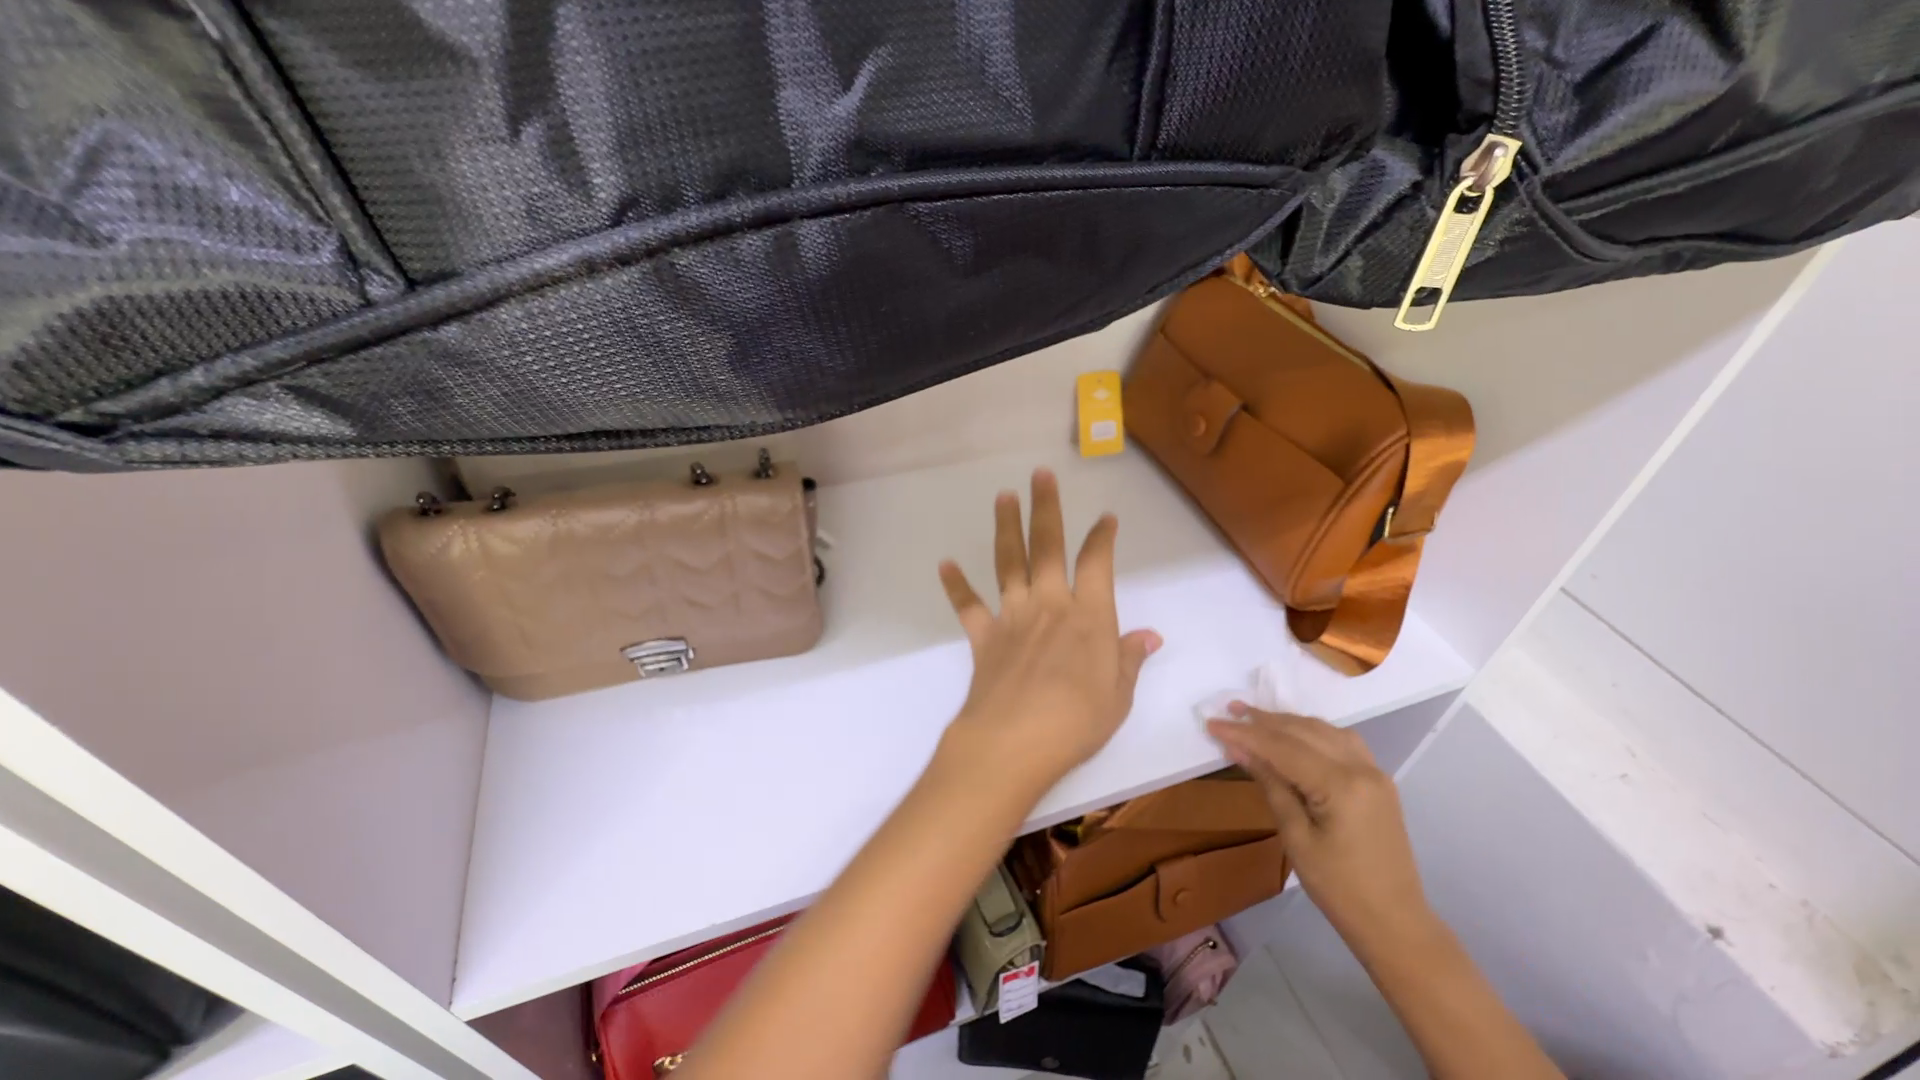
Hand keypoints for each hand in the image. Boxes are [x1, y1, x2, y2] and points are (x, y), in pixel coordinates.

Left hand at [936, 469, 1161, 792]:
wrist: (1015, 740)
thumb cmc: (1077, 721)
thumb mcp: (1118, 696)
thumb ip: (1129, 660)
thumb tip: (1149, 636)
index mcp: (1090, 616)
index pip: (1097, 564)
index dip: (1102, 537)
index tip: (1105, 518)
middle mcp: (1050, 605)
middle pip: (1048, 547)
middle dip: (1046, 508)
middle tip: (1041, 474)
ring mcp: (1014, 617)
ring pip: (1009, 563)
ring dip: (1006, 528)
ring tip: (1003, 496)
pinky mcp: (984, 637)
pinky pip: (969, 606)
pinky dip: (956, 585)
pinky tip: (945, 564)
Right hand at [1206, 705, 1431, 947]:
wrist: (1393, 921)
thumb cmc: (1337, 887)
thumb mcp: (1295, 838)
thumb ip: (1271, 786)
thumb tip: (1241, 750)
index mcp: (1340, 785)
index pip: (1283, 747)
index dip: (1246, 733)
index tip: (1212, 724)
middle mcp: (1361, 768)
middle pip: (1304, 731)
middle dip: (1264, 721)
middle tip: (1228, 712)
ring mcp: (1375, 772)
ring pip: (1325, 731)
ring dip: (1288, 722)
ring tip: (1254, 719)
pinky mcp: (1378, 781)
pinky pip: (1342, 742)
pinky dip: (1313, 733)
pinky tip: (1295, 735)